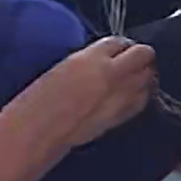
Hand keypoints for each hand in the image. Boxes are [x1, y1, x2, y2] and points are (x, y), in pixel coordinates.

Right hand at [0, 37, 155, 150]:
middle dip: (139, 56)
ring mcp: (122, 93)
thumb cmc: (31, 107)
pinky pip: (145, 97)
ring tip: (132, 79)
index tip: (117, 50)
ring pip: (150, 74)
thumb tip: (105, 60)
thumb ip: (88, 62)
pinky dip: (142, 94)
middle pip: (144, 53)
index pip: (118, 41)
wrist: (30, 139)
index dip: (119, 46)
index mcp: (90, 59)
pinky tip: (130, 96)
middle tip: (130, 62)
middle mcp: (112, 73)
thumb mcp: (59, 71)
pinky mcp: (124, 113)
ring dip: (143, 74)